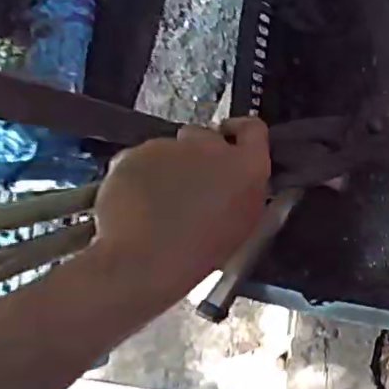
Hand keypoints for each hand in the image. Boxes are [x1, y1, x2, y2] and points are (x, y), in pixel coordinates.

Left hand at [87, 117, 271, 302]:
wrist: (145, 260)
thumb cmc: (202, 252)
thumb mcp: (244, 225)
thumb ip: (246, 191)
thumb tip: (237, 181)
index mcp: (246, 165)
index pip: (254, 129)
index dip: (241, 134)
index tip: (233, 144)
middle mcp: (210, 146)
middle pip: (206, 136)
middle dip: (199, 154)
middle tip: (192, 186)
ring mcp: (169, 147)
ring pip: (169, 150)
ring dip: (168, 168)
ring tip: (159, 204)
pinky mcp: (134, 153)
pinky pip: (139, 160)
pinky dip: (139, 176)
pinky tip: (136, 205)